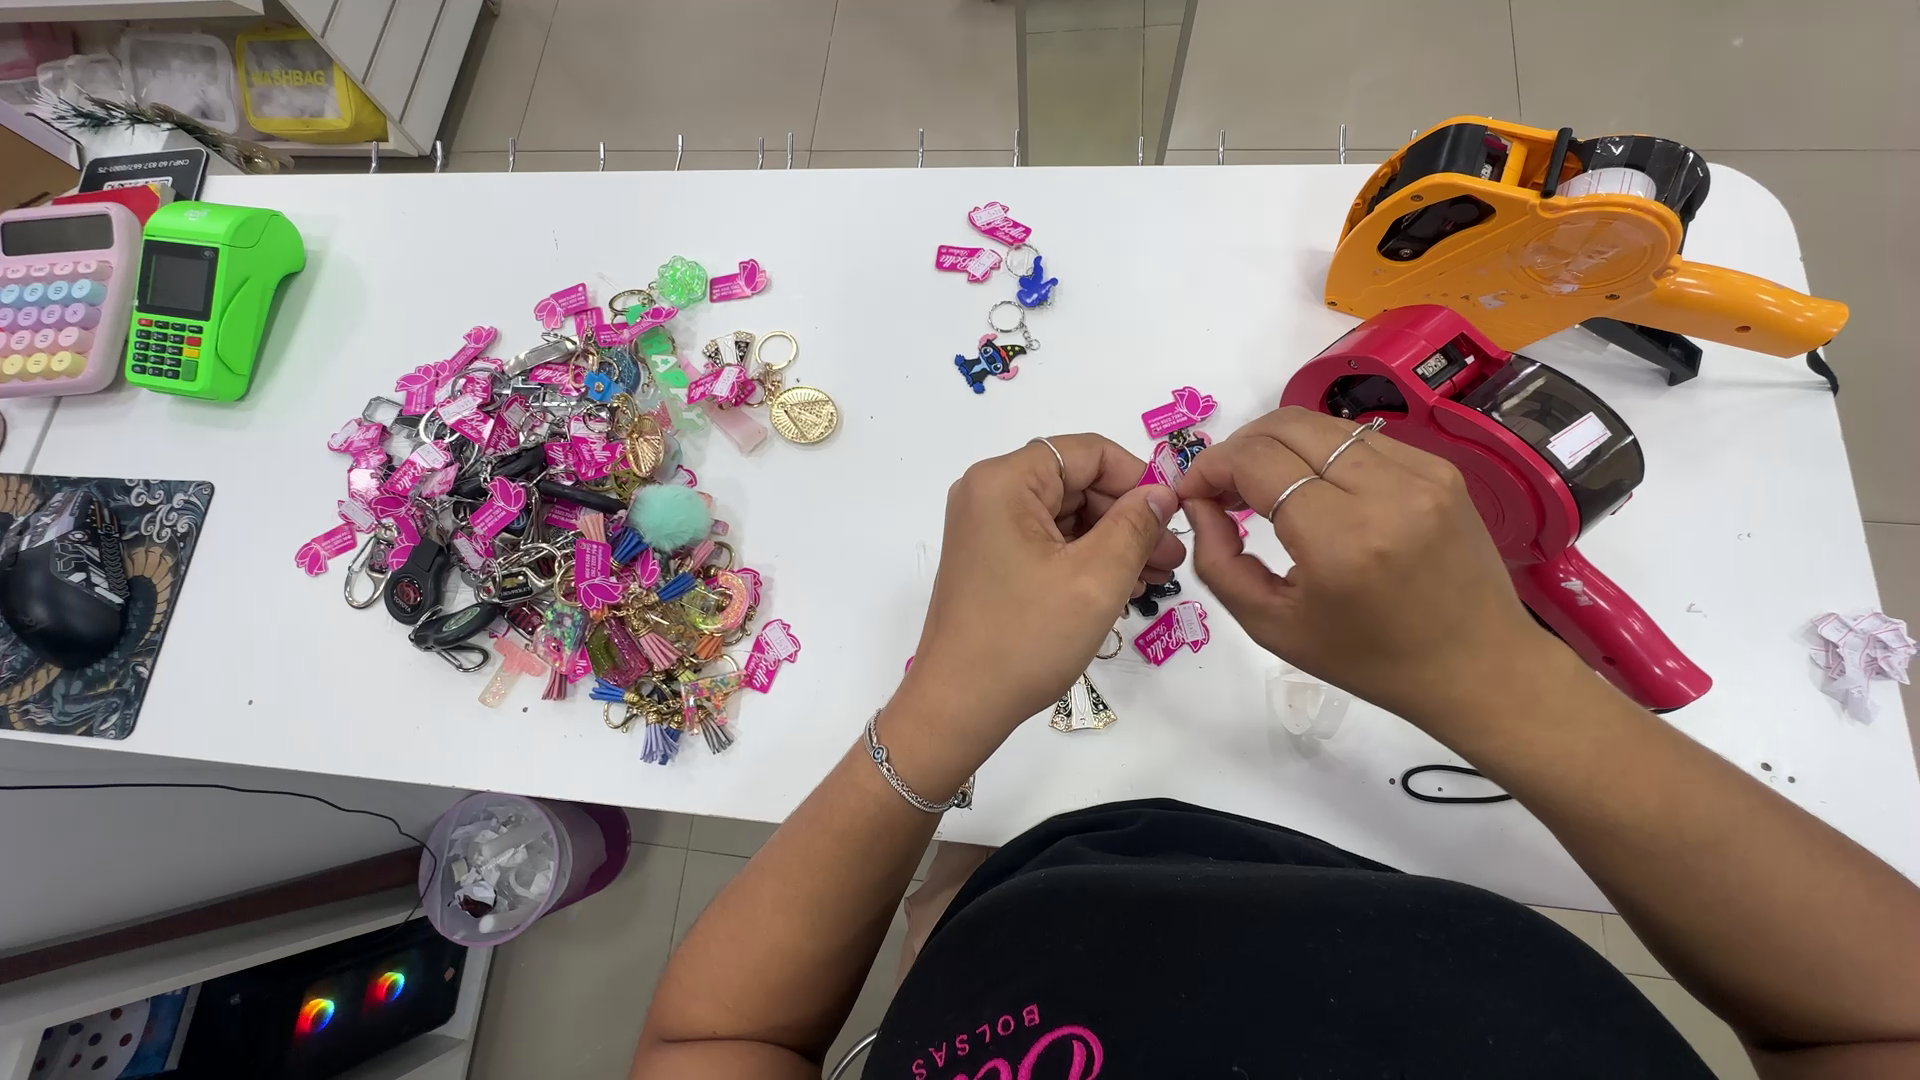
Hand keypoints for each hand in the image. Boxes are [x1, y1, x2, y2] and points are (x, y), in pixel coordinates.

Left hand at [891, 435, 1184, 775]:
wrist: (959, 705)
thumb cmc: (1026, 638)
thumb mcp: (1096, 578)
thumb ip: (1136, 525)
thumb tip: (1161, 493)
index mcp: (1003, 481)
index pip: (1086, 452)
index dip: (1137, 478)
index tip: (1173, 516)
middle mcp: (986, 493)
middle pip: (1074, 482)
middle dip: (1127, 516)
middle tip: (1170, 558)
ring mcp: (984, 527)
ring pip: (1064, 515)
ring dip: (1111, 541)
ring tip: (1155, 577)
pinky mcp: (988, 558)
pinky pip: (1045, 541)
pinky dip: (1083, 558)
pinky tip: (1121, 586)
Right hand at [1175, 407, 1555, 724]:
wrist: (1477, 668)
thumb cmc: (1366, 659)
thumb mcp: (1270, 625)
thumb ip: (1217, 560)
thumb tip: (1199, 503)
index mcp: (1342, 540)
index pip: (1256, 462)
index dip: (1210, 467)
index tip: (1192, 493)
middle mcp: (1386, 492)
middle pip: (1286, 426)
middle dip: (1236, 447)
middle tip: (1220, 487)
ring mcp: (1422, 473)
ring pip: (1321, 424)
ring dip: (1275, 444)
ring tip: (1257, 485)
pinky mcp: (1441, 469)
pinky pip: (1358, 439)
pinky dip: (1317, 452)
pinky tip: (1308, 487)